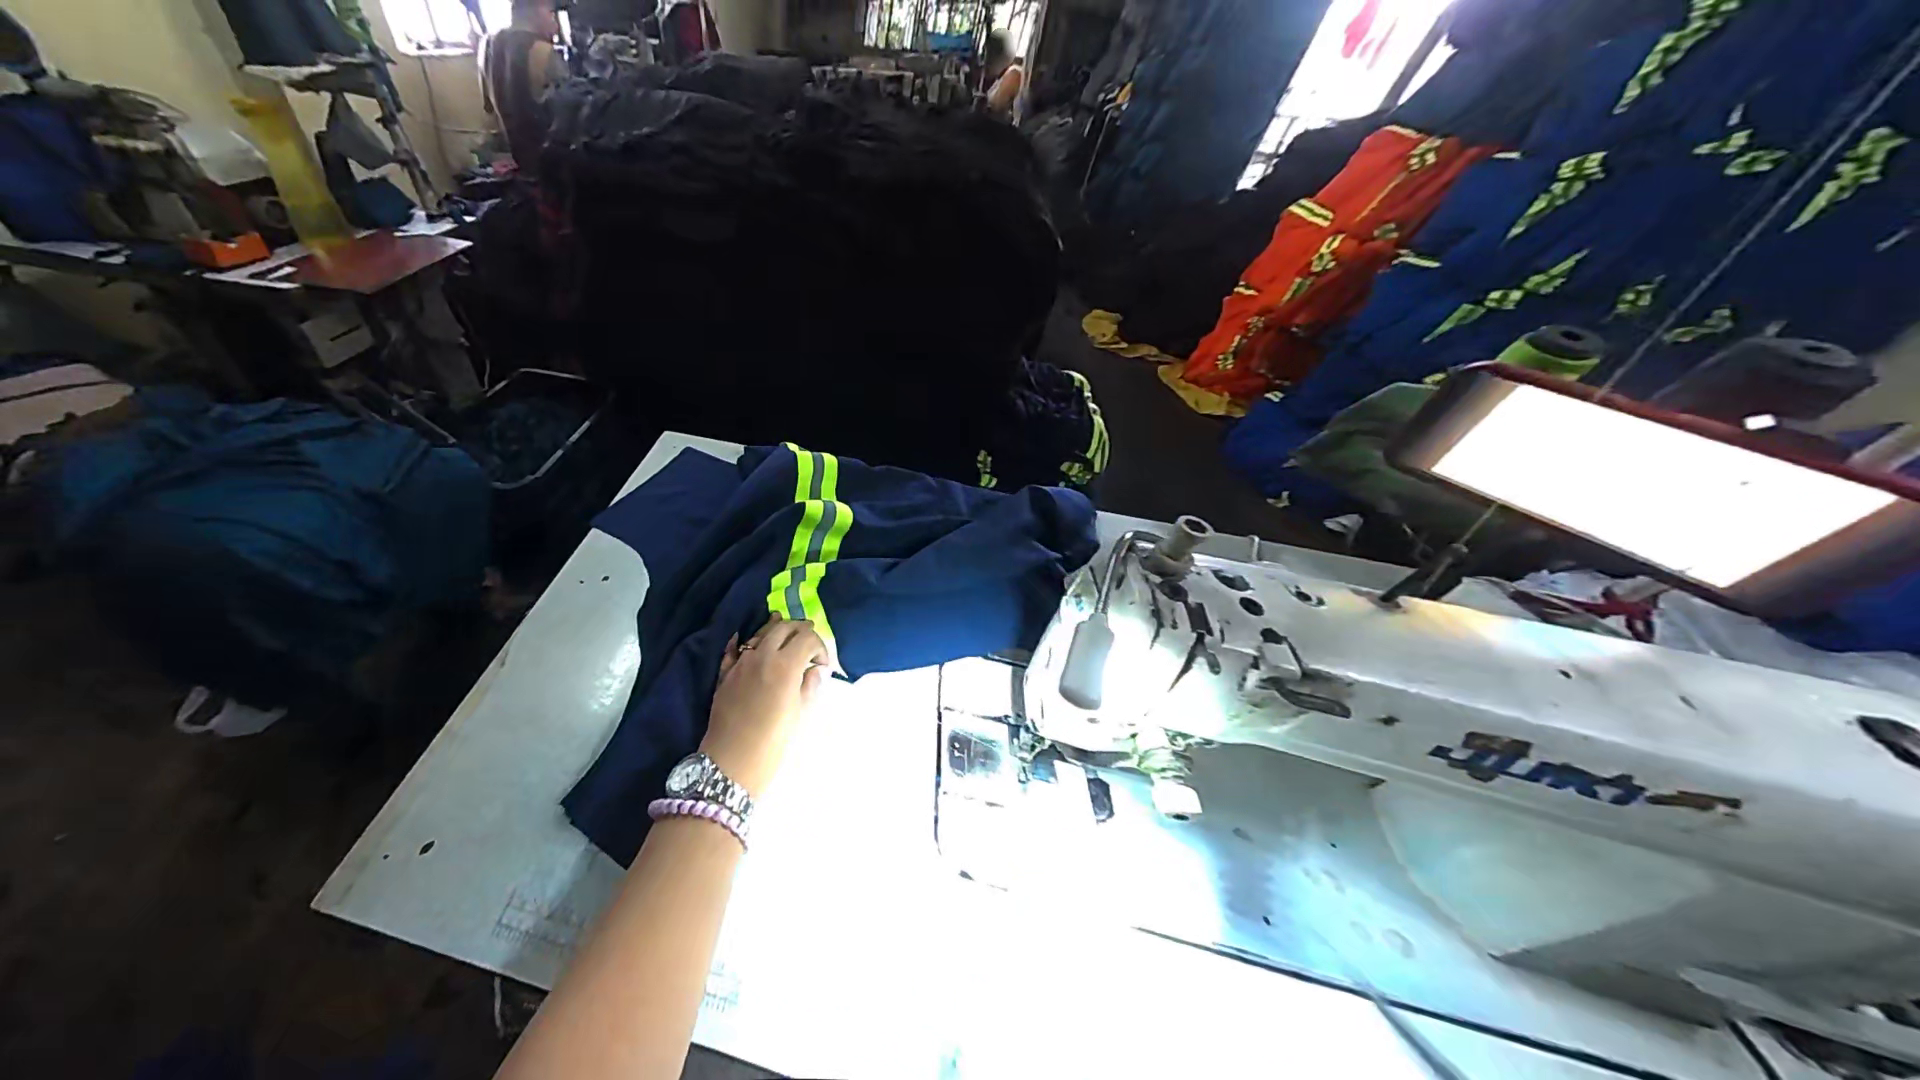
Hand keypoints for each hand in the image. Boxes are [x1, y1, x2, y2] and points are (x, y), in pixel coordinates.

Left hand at [700, 615, 827, 797]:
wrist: (732, 763)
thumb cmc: (773, 743)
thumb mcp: (802, 714)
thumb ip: (811, 685)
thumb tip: (817, 669)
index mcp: (786, 665)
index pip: (808, 638)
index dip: (820, 647)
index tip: (823, 665)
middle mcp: (762, 656)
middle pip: (784, 628)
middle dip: (800, 631)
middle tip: (809, 642)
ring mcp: (740, 664)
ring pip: (760, 633)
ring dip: (776, 630)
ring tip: (786, 632)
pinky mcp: (725, 675)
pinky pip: (734, 649)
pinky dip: (743, 641)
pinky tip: (745, 639)